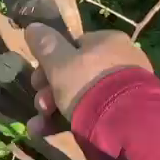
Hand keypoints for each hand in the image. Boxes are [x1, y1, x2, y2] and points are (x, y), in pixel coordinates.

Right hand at [24, 22, 154, 134]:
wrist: (125, 123)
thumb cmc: (89, 84)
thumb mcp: (60, 63)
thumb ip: (45, 45)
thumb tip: (34, 27)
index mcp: (108, 42)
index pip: (74, 47)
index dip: (50, 63)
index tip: (37, 80)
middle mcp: (119, 61)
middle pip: (74, 73)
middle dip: (49, 91)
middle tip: (40, 104)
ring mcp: (123, 89)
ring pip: (80, 96)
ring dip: (53, 109)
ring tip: (39, 125)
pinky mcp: (123, 114)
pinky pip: (90, 113)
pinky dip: (67, 121)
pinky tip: (46, 132)